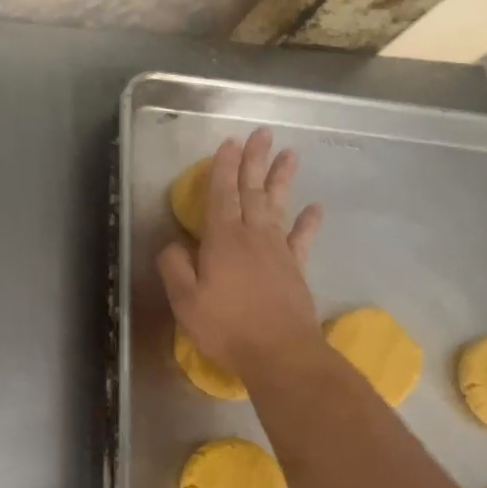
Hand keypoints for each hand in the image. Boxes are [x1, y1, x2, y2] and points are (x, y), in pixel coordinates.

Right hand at [158, 128, 323, 382]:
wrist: (279, 353)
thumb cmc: (226, 327)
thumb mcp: (185, 301)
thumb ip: (175, 267)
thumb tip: (172, 244)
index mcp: (223, 241)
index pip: (221, 196)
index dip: (223, 169)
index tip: (228, 143)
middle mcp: (253, 237)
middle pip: (253, 192)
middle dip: (254, 162)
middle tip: (262, 134)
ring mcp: (278, 252)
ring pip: (277, 207)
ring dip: (281, 180)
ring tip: (289, 155)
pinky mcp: (295, 269)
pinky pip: (301, 239)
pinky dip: (307, 222)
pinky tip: (313, 208)